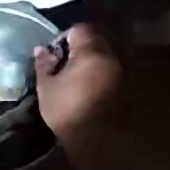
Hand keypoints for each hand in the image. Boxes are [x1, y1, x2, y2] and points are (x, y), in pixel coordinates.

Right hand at [32, 24, 123, 159]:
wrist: (99, 140)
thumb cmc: (68, 110)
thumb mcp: (47, 87)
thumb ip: (44, 64)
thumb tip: (42, 49)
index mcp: (91, 52)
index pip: (80, 29)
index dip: (64, 36)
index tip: (54, 52)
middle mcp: (112, 56)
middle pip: (96, 40)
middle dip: (79, 47)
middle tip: (62, 63)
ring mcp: (123, 70)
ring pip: (105, 55)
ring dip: (90, 61)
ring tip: (74, 76)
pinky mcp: (127, 85)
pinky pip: (111, 69)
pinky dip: (99, 72)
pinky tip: (87, 87)